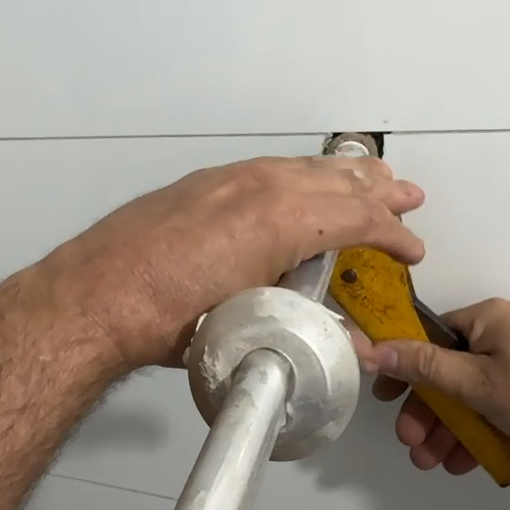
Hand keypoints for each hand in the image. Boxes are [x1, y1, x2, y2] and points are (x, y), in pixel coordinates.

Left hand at [38, 157, 426, 370]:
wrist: (98, 295)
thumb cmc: (167, 317)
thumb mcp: (250, 323)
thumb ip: (305, 322)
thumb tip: (344, 341)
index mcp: (280, 219)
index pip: (356, 218)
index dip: (392, 234)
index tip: (411, 248)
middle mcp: (260, 187)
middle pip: (336, 182)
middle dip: (377, 190)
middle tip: (408, 195)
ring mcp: (229, 179)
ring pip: (303, 168)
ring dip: (342, 174)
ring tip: (370, 175)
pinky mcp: (205, 182)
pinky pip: (270, 167)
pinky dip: (301, 172)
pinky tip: (304, 179)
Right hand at [360, 298, 509, 476]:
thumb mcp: (479, 383)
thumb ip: (424, 367)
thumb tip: (373, 346)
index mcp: (486, 320)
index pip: (428, 336)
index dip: (403, 368)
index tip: (385, 399)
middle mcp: (503, 335)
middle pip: (448, 371)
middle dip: (428, 412)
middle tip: (413, 447)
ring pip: (472, 395)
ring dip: (450, 428)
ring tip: (435, 464)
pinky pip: (497, 408)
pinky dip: (481, 431)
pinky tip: (468, 462)